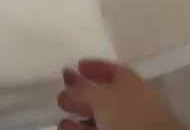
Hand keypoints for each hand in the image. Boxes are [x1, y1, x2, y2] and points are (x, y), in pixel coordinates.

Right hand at [57, 60, 186, 129]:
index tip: (76, 66)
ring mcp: (126, 122)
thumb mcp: (101, 97)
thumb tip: (67, 72)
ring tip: (60, 116)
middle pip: (102, 93)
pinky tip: (65, 128)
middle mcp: (129, 99)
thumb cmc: (128, 116)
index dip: (92, 67)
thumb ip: (83, 86)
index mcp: (128, 80)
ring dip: (79, 115)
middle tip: (62, 95)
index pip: (109, 68)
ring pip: (99, 116)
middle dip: (81, 94)